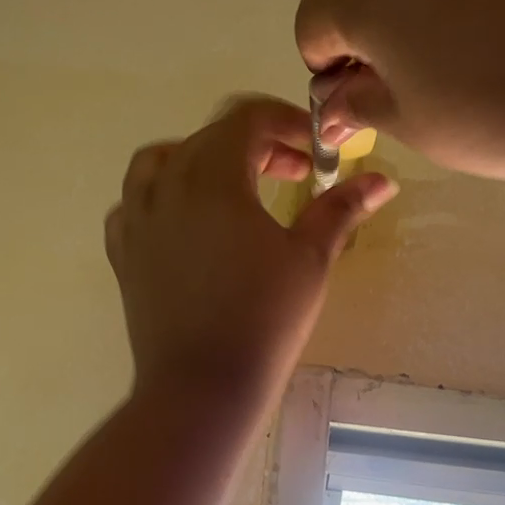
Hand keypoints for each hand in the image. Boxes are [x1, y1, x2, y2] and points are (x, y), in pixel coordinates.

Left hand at [105, 95, 396, 402]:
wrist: (201, 386)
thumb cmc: (263, 320)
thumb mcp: (309, 260)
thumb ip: (339, 209)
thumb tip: (382, 180)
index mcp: (211, 176)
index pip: (247, 119)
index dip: (287, 124)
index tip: (315, 155)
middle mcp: (165, 186)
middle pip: (207, 138)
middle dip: (254, 145)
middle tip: (292, 176)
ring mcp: (136, 220)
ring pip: (161, 163)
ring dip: (200, 162)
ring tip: (233, 191)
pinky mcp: (123, 254)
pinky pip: (135, 205)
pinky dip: (161, 200)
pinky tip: (186, 224)